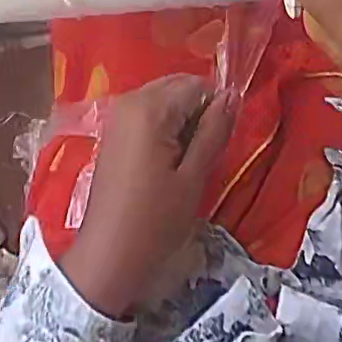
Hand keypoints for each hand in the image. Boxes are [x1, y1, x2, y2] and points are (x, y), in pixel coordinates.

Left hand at [59, 75, 234, 317]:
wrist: (108, 256)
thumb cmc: (155, 220)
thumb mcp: (193, 177)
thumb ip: (214, 131)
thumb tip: (232, 95)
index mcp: (150, 107)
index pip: (197, 85)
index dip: (216, 107)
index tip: (221, 140)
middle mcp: (130, 99)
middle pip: (178, 85)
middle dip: (198, 109)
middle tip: (204, 151)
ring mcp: (118, 113)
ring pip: (164, 97)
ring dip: (182, 118)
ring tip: (186, 159)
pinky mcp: (114, 128)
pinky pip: (148, 110)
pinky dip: (164, 125)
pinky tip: (167, 159)